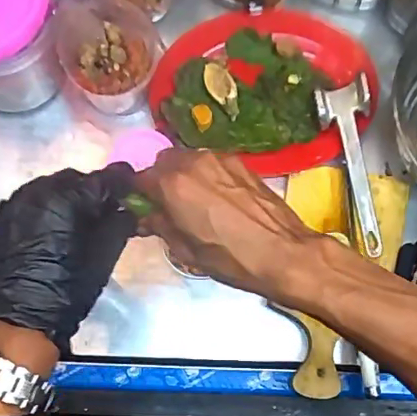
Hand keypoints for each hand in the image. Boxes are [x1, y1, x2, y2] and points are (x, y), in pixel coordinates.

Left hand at [0, 165, 139, 352]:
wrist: (18, 320)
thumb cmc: (67, 290)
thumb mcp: (105, 257)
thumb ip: (119, 224)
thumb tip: (124, 209)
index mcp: (70, 195)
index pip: (108, 176)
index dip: (125, 184)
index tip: (132, 194)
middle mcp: (40, 189)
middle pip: (77, 180)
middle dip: (92, 194)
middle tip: (104, 215)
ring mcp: (17, 202)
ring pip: (52, 190)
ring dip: (67, 202)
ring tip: (76, 225)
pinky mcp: (3, 217)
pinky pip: (33, 204)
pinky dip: (46, 212)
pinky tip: (52, 232)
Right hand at [131, 149, 326, 304]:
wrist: (281, 252)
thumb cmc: (228, 257)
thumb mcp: (184, 249)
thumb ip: (160, 226)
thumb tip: (147, 217)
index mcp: (172, 184)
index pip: (138, 178)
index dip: (134, 193)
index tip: (137, 206)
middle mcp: (193, 162)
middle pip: (163, 161)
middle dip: (159, 179)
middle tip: (164, 204)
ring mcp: (219, 159)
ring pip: (188, 158)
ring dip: (183, 175)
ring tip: (191, 201)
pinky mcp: (241, 163)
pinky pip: (211, 163)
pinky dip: (205, 175)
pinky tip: (214, 198)